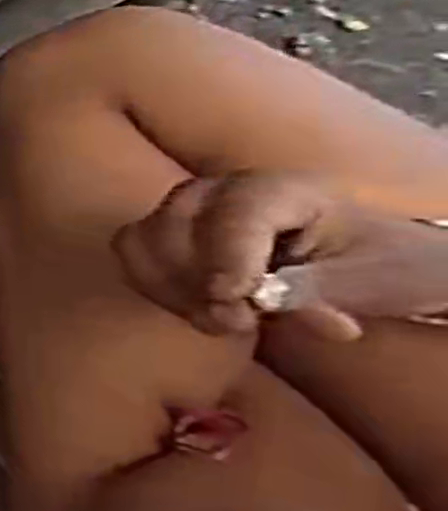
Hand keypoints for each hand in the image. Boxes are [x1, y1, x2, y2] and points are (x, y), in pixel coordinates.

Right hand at [113, 172, 433, 339]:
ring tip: (219, 320)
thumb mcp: (369, 279)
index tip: (232, 300)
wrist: (365, 258)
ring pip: (141, 240)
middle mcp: (215, 189)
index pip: (234, 216)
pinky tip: (192, 306)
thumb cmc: (378, 264)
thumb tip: (256, 304)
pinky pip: (131, 252)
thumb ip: (314, 290)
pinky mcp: (160, 228)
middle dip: (192, 278)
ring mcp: (180, 207)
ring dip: (170, 287)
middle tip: (236, 322)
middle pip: (173, 225)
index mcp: (277, 188)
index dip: (228, 258)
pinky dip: (152, 283)